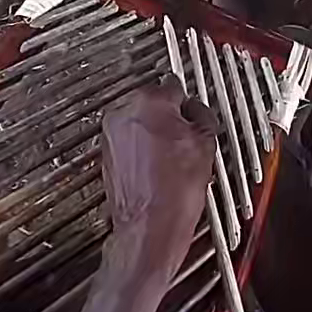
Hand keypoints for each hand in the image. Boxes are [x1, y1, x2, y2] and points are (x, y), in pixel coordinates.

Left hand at [99, 80, 217, 229]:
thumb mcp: (204, 144)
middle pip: (154, 102)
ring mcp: (112, 131)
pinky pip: (129, 138)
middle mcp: (125, 112)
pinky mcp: (107, 150)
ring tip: (170, 157)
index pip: (173, 86)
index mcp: (150, 102)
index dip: (187, 103)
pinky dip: (141, 147)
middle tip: (184, 140)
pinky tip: (157, 166)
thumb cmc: (174, 190)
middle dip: (169, 118)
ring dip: (153, 132)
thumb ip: (201, 115)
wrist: (149, 224)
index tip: (191, 113)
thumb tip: (195, 109)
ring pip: (140, 121)